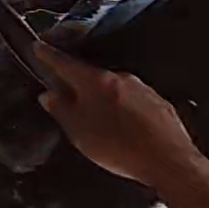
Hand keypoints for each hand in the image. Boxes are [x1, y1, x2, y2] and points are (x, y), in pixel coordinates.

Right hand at [34, 43, 208, 188]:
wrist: (170, 162)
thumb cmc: (118, 146)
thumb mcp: (78, 132)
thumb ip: (61, 110)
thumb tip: (48, 94)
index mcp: (93, 81)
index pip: (64, 63)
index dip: (48, 55)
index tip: (38, 46)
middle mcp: (118, 77)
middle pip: (90, 76)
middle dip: (79, 85)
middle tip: (70, 101)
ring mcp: (142, 88)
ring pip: (113, 89)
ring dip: (103, 100)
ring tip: (101, 124)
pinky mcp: (159, 103)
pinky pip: (133, 101)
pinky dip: (124, 110)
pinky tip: (125, 130)